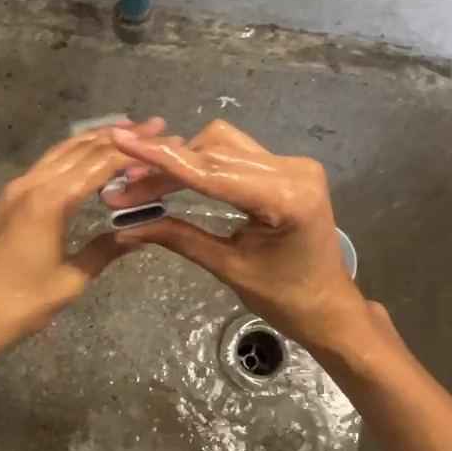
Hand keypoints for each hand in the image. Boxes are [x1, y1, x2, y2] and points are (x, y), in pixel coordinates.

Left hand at [0, 119, 164, 362]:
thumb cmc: (22, 302)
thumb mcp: (71, 280)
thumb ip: (104, 251)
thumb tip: (137, 237)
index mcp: (51, 200)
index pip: (101, 163)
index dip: (134, 151)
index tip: (163, 141)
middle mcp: (33, 184)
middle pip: (82, 148)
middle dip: (119, 136)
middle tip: (155, 126)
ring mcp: (18, 188)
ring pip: (62, 151)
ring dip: (95, 139)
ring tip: (128, 131)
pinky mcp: (10, 199)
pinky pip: (48, 164)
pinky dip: (74, 154)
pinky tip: (89, 156)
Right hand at [107, 120, 370, 351]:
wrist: (329, 307)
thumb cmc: (286, 299)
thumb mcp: (228, 268)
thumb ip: (180, 238)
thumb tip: (127, 227)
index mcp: (286, 197)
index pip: (212, 170)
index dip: (163, 158)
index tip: (122, 142)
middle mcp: (293, 169)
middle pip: (214, 149)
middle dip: (164, 166)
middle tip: (122, 186)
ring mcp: (292, 165)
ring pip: (222, 144)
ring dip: (180, 161)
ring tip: (141, 182)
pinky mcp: (286, 169)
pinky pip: (234, 154)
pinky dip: (200, 163)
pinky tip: (172, 176)